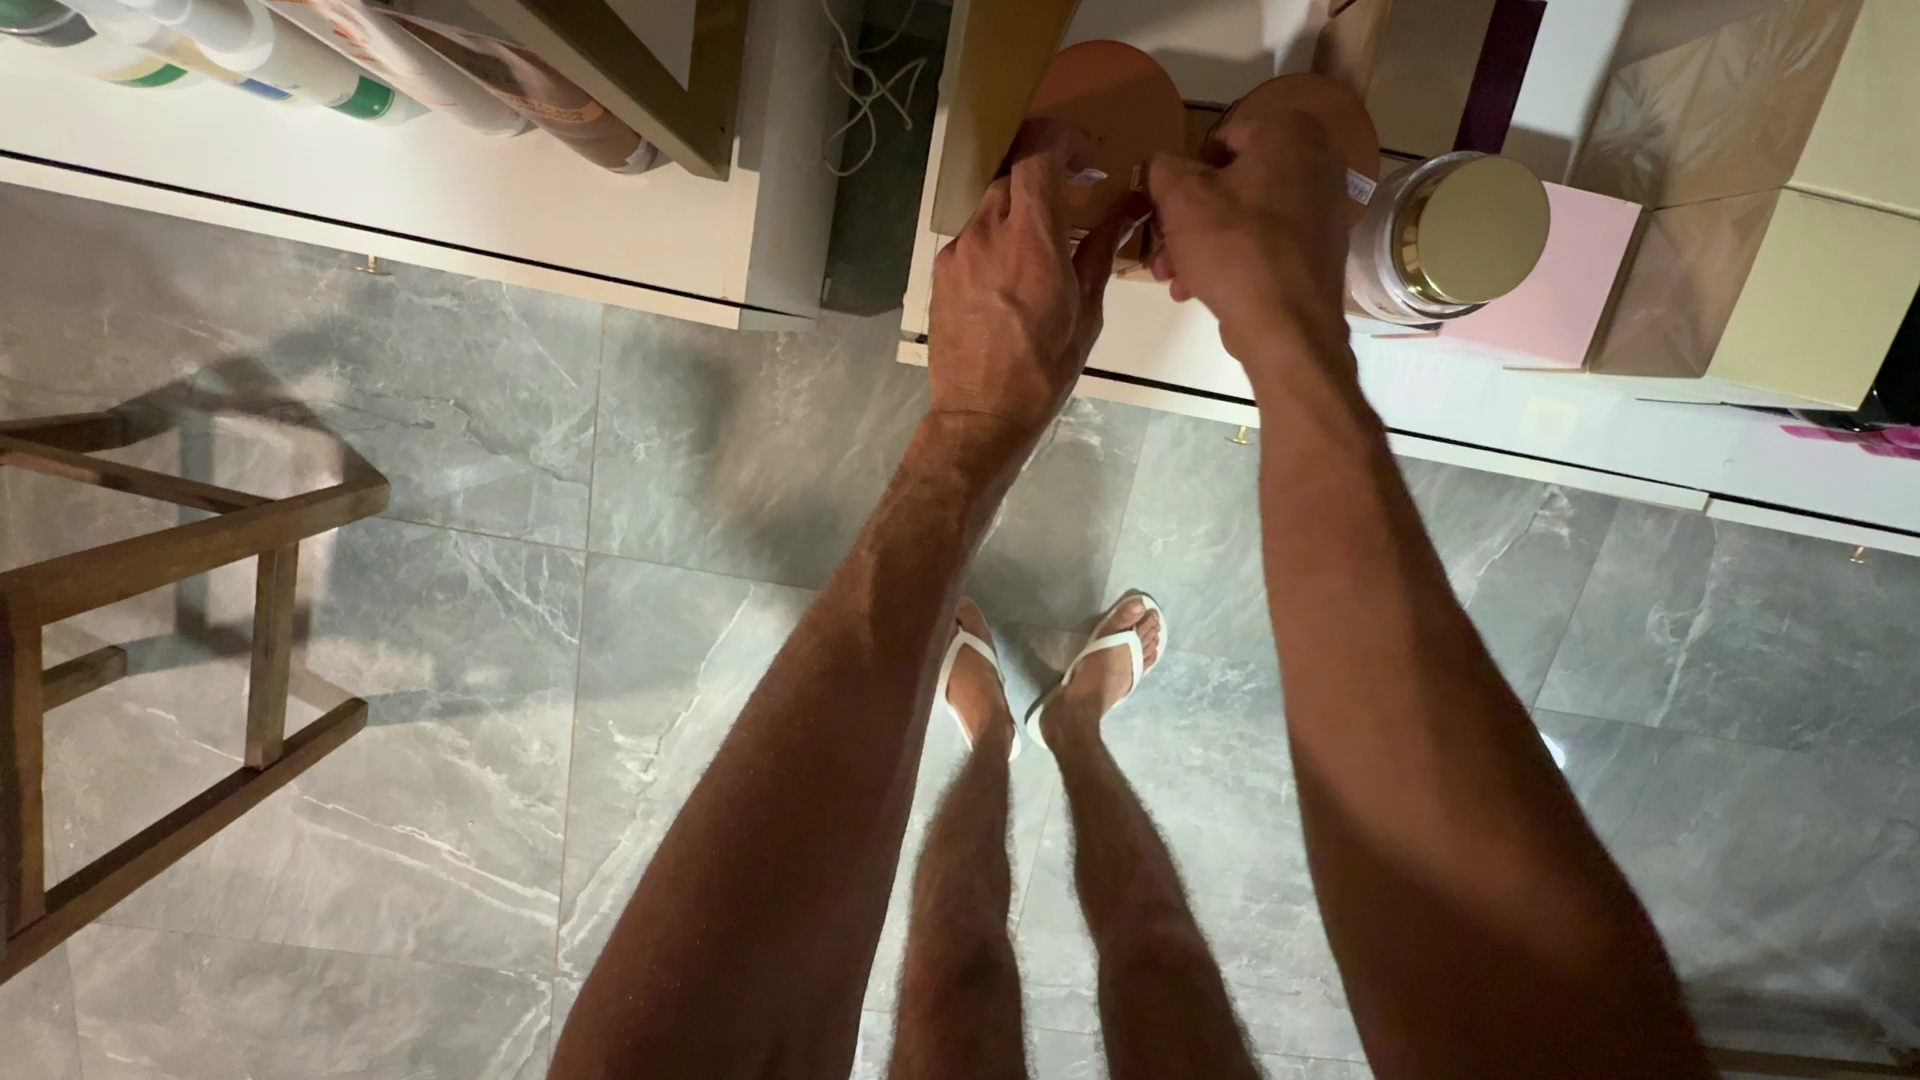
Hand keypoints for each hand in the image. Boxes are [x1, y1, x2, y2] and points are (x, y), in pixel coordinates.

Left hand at [926, 121, 1141, 460]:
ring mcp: (958, 252)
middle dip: (1041, 183)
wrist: (981, 414)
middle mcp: (988, 234)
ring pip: (989, 209)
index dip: (1059, 141)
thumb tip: (1126, 210)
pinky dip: (992, 244)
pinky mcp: (940, 272)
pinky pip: (970, 239)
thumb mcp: (1085, 314)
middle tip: (1065, 207)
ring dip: (1015, 217)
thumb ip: (1100, 252)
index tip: (1079, 156)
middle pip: (1013, 178)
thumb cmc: (1043, 372)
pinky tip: (1005, 281)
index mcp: (1033, 241)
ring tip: (1033, 256)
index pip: (1038, 154)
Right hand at [1147, 114, 1350, 380]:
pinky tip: (1202, 291)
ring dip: (1202, 247)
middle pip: (1231, 186)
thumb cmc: (1233, 249)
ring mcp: (1321, 209)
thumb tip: (1162, 163)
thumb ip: (1164, 170)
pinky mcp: (1317, 251)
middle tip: (1164, 254)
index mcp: (1287, 134)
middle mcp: (1315, 161)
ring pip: (1243, 220)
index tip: (1166, 208)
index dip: (1186, 175)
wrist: (1286, 323)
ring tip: (1176, 280)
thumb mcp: (1181, 201)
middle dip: (1189, 222)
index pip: (1222, 139)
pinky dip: (1232, 262)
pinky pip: (1264, 246)